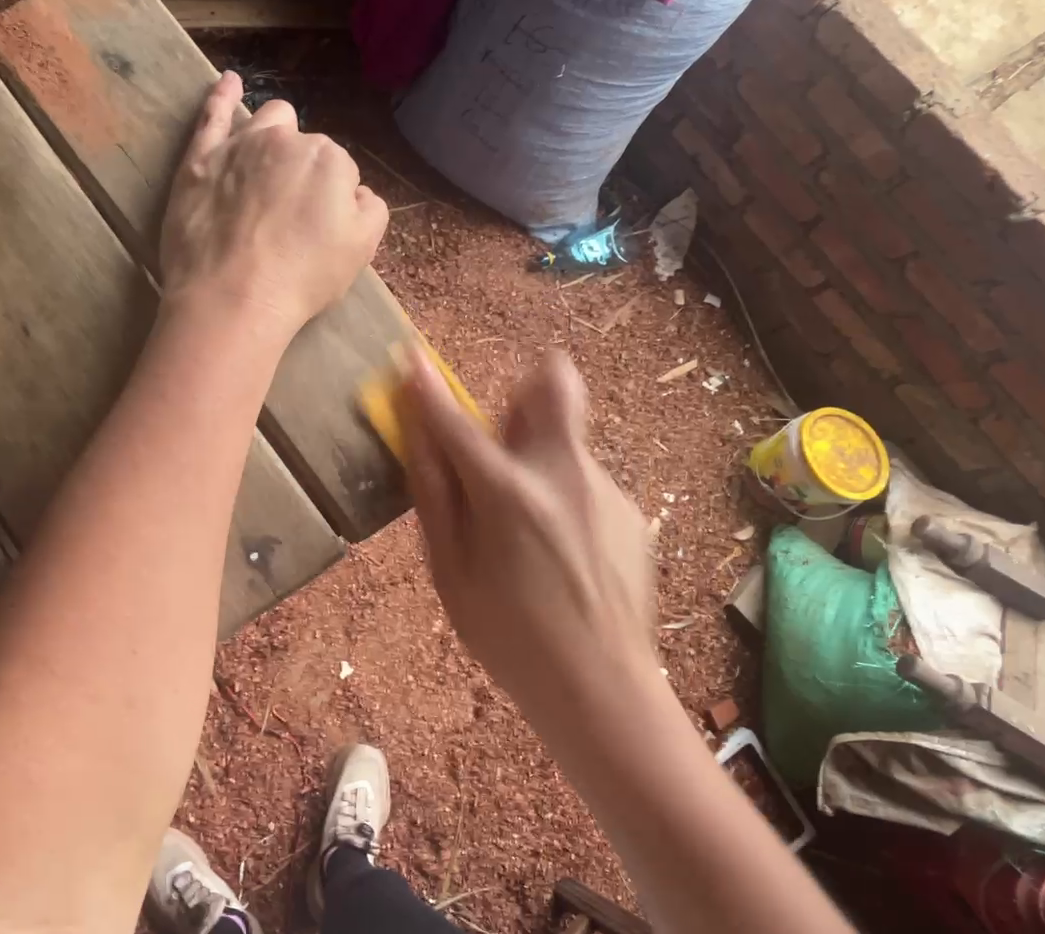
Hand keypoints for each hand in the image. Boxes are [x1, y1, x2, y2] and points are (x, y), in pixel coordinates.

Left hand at [160, 72, 387, 338]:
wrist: (231, 298)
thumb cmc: (302, 278)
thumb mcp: (361, 250)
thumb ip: (371, 209)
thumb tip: (358, 193)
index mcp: (330, 159)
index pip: (340, 171)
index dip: (331, 202)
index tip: (318, 230)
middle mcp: (286, 140)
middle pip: (304, 145)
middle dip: (304, 170)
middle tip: (291, 213)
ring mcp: (239, 145)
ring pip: (266, 121)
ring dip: (275, 133)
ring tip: (269, 160)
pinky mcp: (199, 159)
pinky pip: (212, 114)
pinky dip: (223, 95)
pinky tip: (229, 83)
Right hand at [397, 350, 659, 721]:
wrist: (601, 687)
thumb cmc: (507, 637)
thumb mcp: (450, 572)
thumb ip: (435, 495)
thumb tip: (418, 437)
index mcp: (509, 493)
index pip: (456, 424)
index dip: (427, 389)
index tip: (411, 357)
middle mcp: (564, 474)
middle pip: (552, 385)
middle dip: (522, 393)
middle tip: (503, 443)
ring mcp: (606, 489)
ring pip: (566, 441)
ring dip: (540, 458)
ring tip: (531, 530)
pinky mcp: (633, 510)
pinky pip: (586, 480)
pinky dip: (564, 496)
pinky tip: (563, 554)